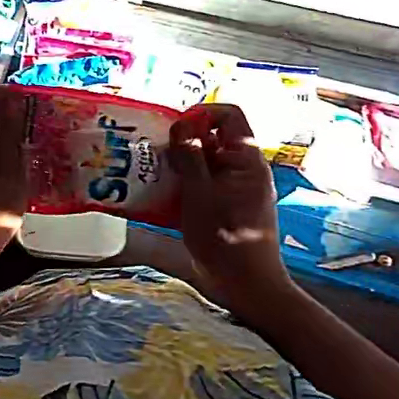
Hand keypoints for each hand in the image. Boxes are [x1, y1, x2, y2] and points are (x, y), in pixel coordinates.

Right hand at [167, 104, 295, 314]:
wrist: (245, 285)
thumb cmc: (224, 237)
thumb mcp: (199, 192)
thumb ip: (190, 156)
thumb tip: (181, 125)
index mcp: (246, 159)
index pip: (228, 115)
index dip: (201, 114)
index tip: (174, 129)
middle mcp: (244, 168)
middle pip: (213, 136)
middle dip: (183, 140)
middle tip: (155, 152)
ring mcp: (235, 187)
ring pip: (204, 160)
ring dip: (179, 163)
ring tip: (152, 172)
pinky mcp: (225, 204)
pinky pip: (203, 182)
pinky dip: (183, 183)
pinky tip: (161, 194)